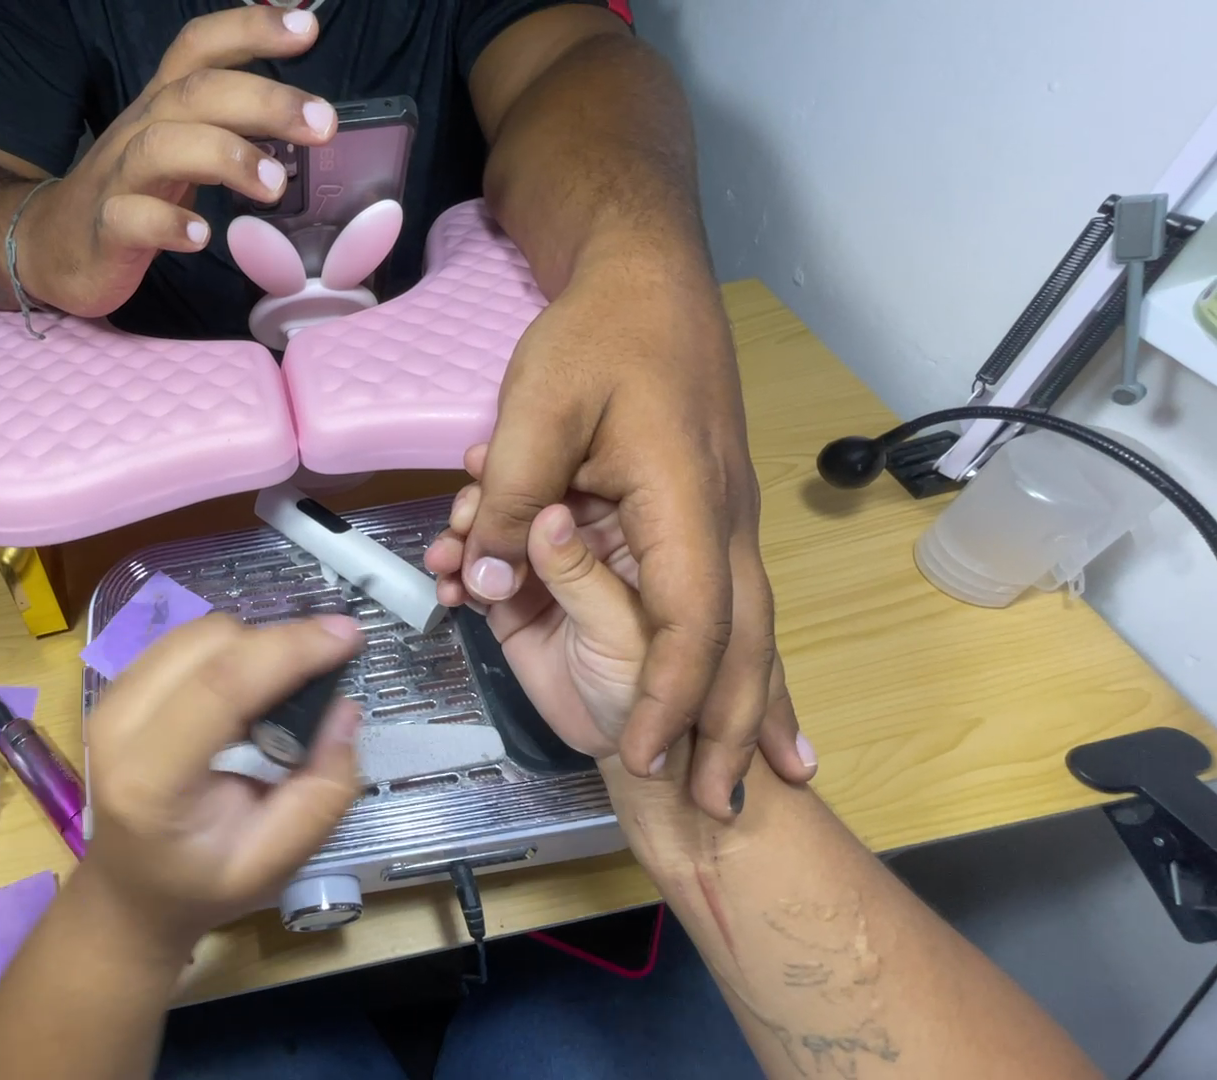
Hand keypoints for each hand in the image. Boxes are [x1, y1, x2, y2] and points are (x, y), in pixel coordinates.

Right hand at [15, 7, 333, 317]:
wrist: (53, 245)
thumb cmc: (131, 197)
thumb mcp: (178, 153)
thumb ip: (224, 132)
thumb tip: (295, 130)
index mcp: (161, 108)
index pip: (200, 49)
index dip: (250, 28)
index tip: (307, 30)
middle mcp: (139, 130)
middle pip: (195, 93)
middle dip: (264, 100)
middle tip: (323, 124)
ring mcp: (118, 179)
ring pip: (164, 147)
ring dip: (225, 157)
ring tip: (274, 187)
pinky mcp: (105, 230)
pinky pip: (131, 218)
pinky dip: (169, 224)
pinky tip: (203, 236)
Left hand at [81, 613, 364, 947]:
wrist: (131, 888)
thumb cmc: (201, 881)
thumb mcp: (275, 864)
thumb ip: (322, 792)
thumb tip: (344, 708)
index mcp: (152, 781)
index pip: (220, 687)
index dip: (289, 650)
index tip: (349, 637)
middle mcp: (118, 726)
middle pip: (210, 645)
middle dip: (279, 643)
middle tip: (324, 671)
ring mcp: (110, 699)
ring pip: (199, 632)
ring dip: (255, 645)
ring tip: (283, 689)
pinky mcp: (118, 685)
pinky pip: (186, 640)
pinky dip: (230, 649)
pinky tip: (248, 687)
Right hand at [425, 447, 647, 756]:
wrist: (606, 745)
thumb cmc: (638, 688)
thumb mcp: (618, 630)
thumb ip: (581, 575)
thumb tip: (546, 514)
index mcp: (623, 534)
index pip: (569, 485)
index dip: (527, 472)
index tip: (482, 462)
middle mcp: (577, 541)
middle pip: (521, 503)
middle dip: (483, 507)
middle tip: (458, 518)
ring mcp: (538, 570)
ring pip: (492, 536)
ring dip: (461, 543)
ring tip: (443, 559)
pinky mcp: (507, 600)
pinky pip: (473, 577)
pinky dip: (454, 578)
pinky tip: (446, 589)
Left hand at [453, 262, 814, 818]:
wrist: (648, 281)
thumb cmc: (595, 339)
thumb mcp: (535, 415)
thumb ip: (512, 504)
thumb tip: (486, 581)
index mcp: (687, 504)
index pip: (690, 622)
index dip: (668, 697)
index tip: (640, 757)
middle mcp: (721, 522)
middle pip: (739, 640)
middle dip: (727, 726)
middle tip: (720, 804)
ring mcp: (718, 516)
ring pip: (733, 621)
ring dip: (732, 696)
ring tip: (749, 772)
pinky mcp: (699, 507)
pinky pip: (710, 590)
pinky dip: (716, 645)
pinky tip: (740, 686)